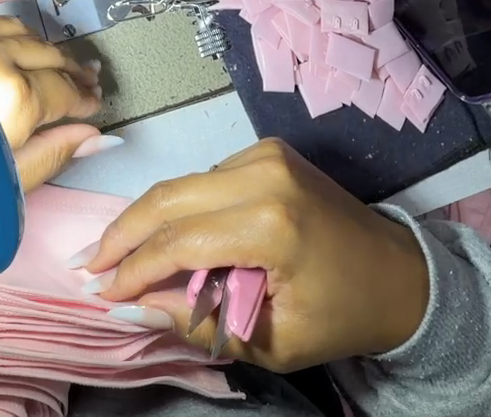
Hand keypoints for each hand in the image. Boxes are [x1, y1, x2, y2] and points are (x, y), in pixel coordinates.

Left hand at [0, 9, 108, 282]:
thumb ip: (46, 158)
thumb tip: (91, 136)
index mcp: (1, 97)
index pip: (56, 90)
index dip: (80, 100)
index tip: (92, 105)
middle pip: (37, 53)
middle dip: (64, 71)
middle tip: (82, 86)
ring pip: (9, 28)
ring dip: (36, 46)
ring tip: (52, 64)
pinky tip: (8, 44)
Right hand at [76, 139, 429, 371]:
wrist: (401, 274)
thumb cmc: (342, 315)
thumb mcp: (273, 341)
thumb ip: (199, 321)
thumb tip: (135, 302)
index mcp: (271, 224)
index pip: (179, 241)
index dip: (134, 267)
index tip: (101, 289)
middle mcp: (264, 175)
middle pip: (168, 196)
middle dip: (123, 231)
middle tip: (89, 260)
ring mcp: (265, 154)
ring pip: (183, 184)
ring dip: (148, 219)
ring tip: (119, 253)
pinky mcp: (267, 149)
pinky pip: (206, 179)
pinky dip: (182, 207)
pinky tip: (170, 235)